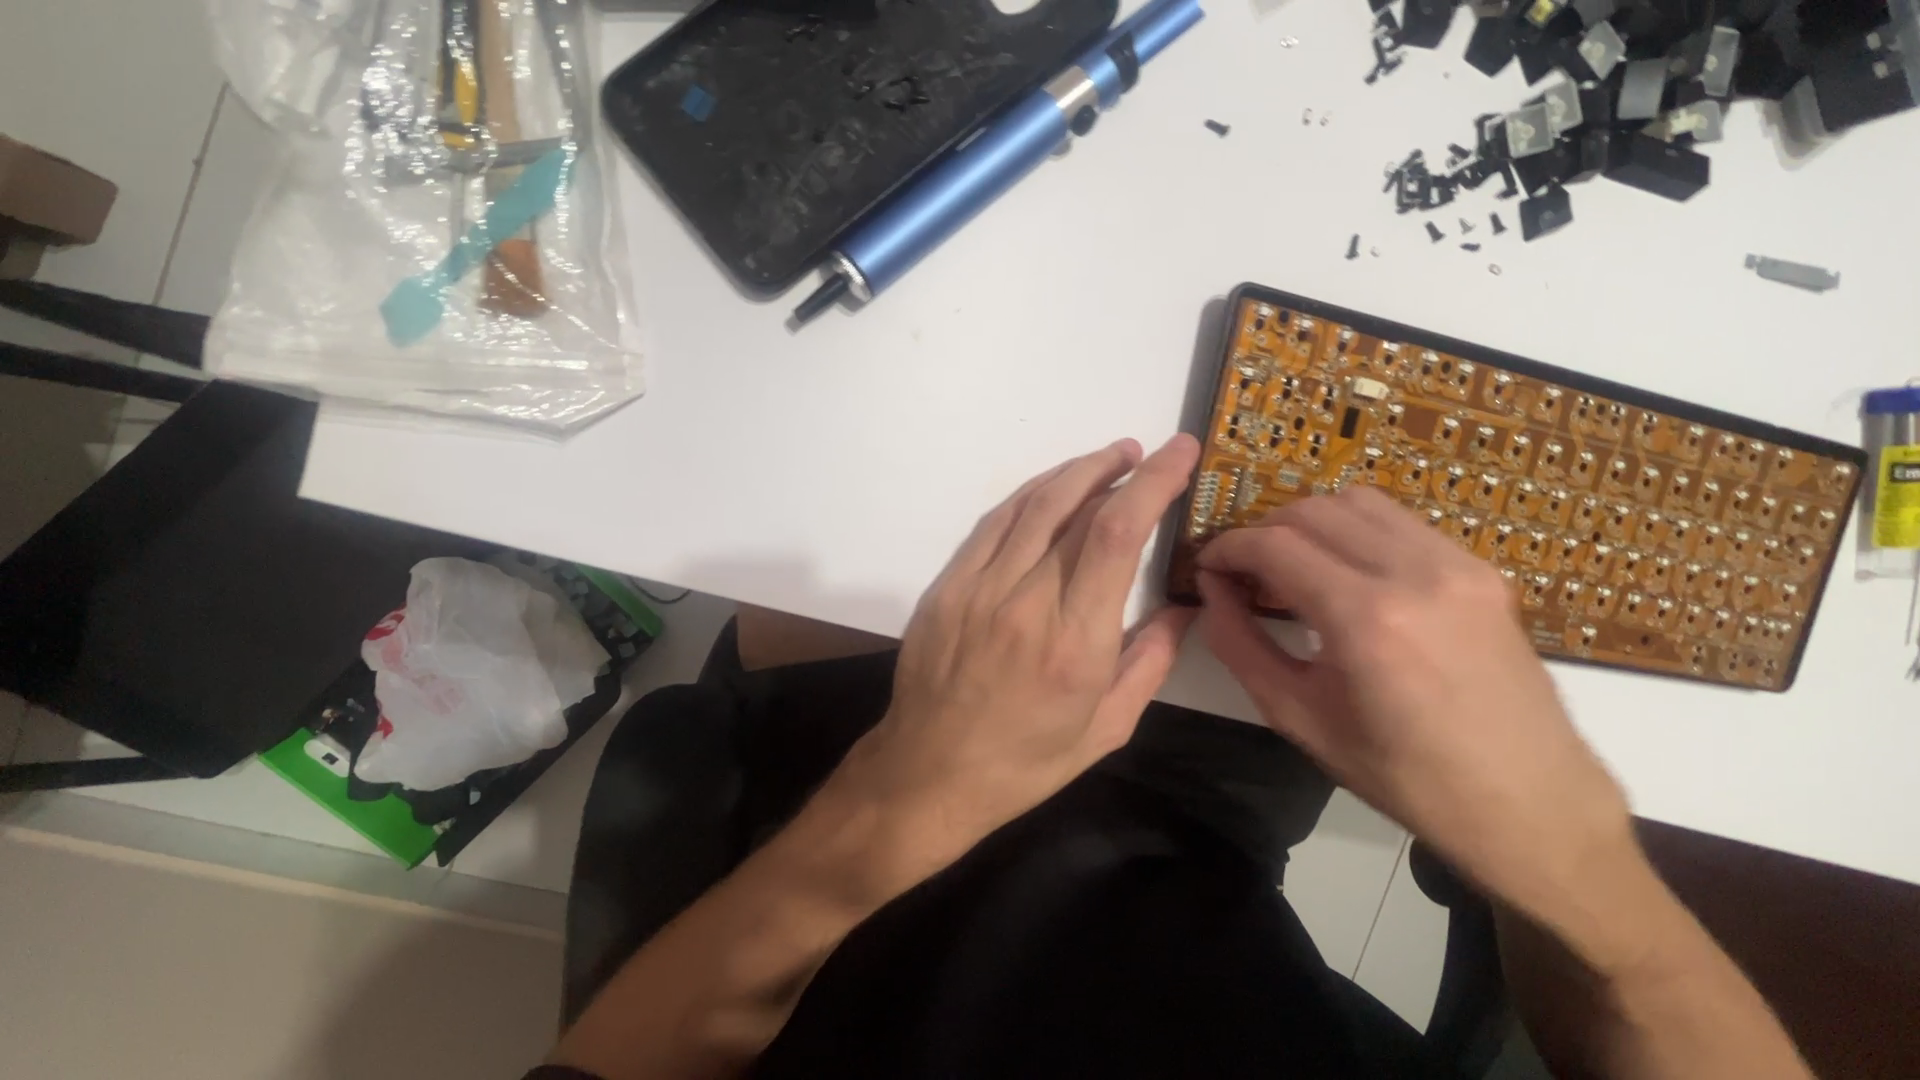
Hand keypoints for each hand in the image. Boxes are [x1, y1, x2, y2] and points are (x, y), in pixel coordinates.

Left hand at [837, 434, 1201, 862]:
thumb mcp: (1107, 727)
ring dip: (1074, 471)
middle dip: (1118, 468)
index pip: (1117, 534)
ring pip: (1031, 505)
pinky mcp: (946, 586)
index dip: (1153, 482)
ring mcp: (977, 588)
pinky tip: (1051, 490)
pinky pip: (992, 524)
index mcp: (1074, 641)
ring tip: (1108, 459)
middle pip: (1075, 508)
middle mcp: (1025, 602)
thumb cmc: (1027, 761)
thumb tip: (1184, 605)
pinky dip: (1028, 495)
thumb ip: (1151, 660)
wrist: (930, 771)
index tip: (1181, 452)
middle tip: (1147, 452)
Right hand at [1195, 485, 1633, 919]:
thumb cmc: (1401, 774)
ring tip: (1294, 567)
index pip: (1275, 545)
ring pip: (1359, 501)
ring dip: (1311, 523)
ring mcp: (1458, 564)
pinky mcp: (1483, 570)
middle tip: (1245, 573)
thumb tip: (1209, 589)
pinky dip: (1358, 531)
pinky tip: (1349, 574)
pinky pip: (1402, 522)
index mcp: (1366, 620)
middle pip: (1313, 510)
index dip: (1228, 548)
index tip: (1208, 567)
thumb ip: (1240, 644)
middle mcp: (1414, 574)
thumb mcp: (1298, 717)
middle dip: (1264, 532)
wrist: (1527, 801)